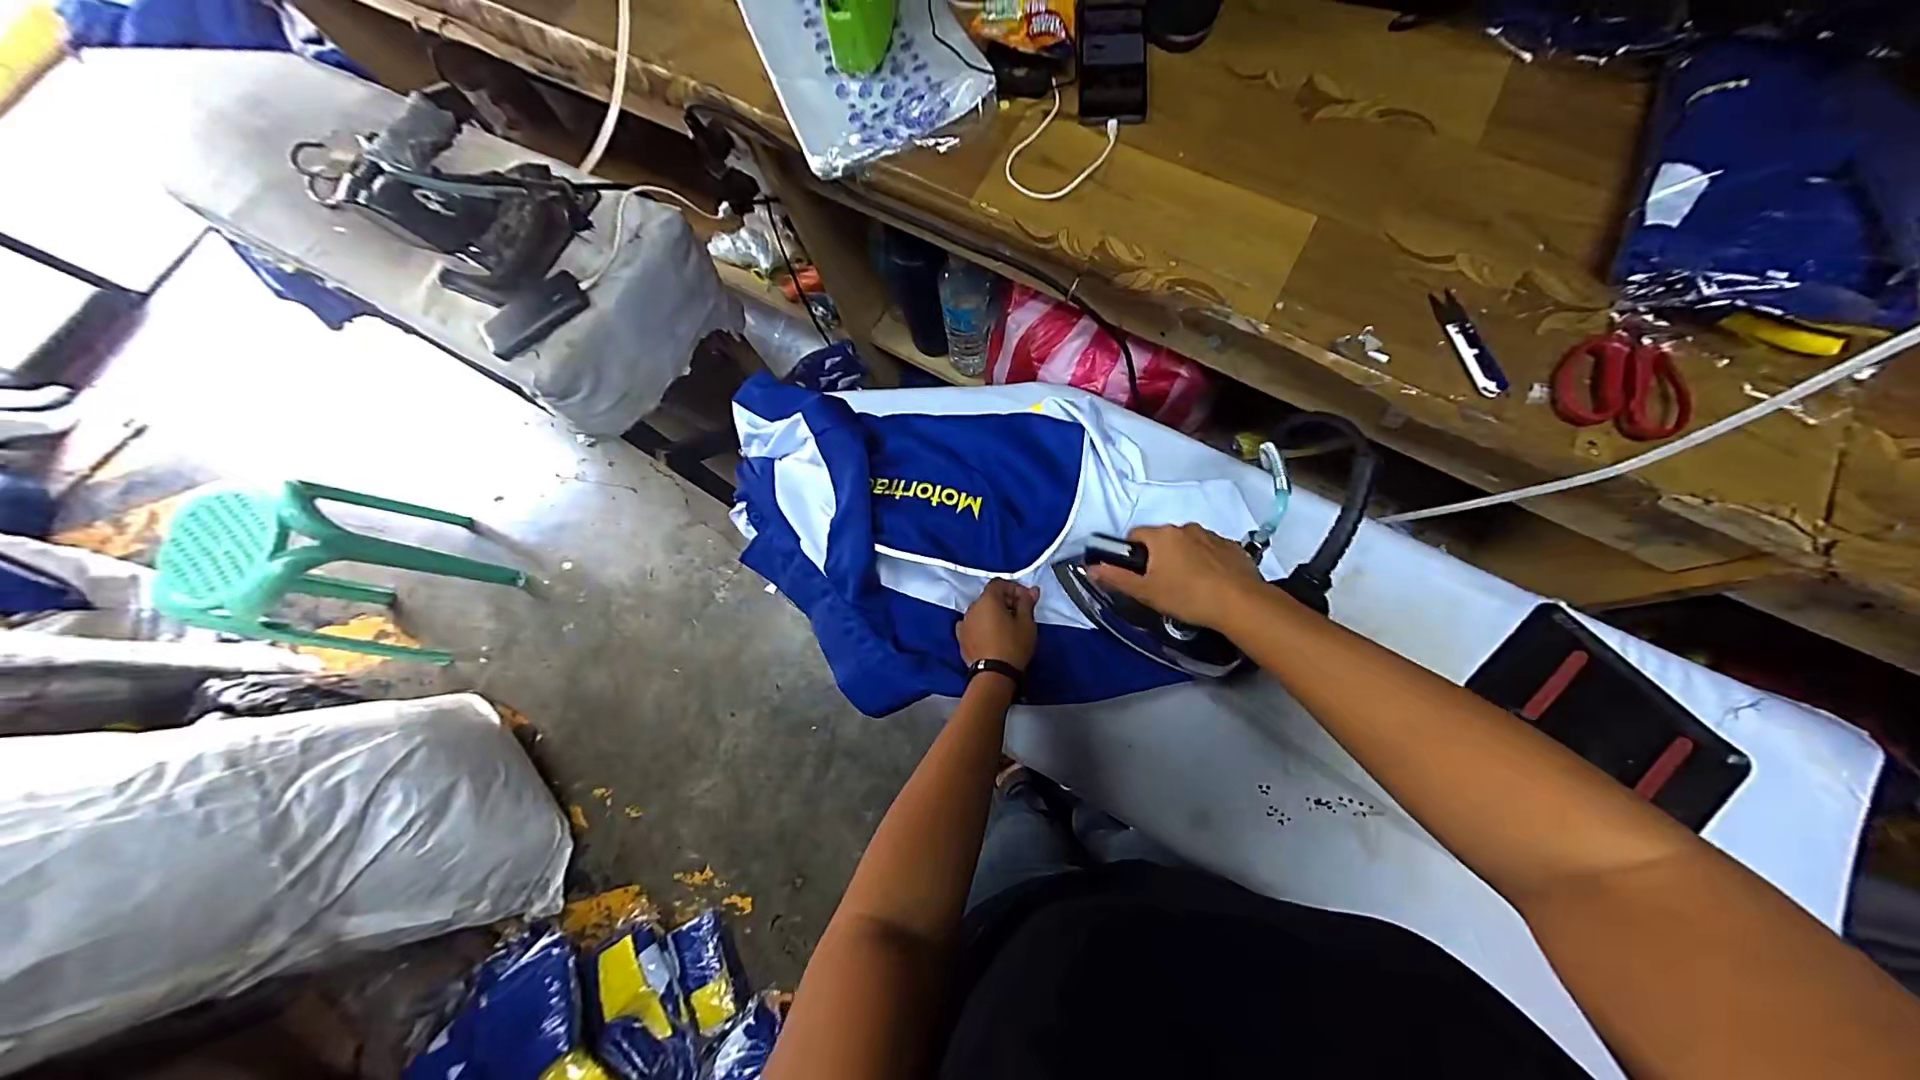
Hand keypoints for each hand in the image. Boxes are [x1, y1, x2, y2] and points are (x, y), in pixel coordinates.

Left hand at [957, 578, 1038, 669]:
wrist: (994, 675)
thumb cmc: (1013, 645)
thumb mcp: (1027, 623)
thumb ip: (1027, 603)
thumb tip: (1032, 590)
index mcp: (987, 600)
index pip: (999, 583)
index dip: (1014, 589)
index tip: (1026, 600)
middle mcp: (972, 608)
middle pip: (989, 597)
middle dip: (1005, 601)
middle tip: (1020, 614)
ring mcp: (964, 623)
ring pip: (980, 611)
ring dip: (993, 613)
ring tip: (1007, 626)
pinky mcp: (960, 638)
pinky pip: (972, 625)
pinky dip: (981, 625)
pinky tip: (990, 635)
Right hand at [1086, 524, 1265, 629]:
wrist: (1240, 603)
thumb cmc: (1187, 596)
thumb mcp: (1146, 592)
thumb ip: (1116, 578)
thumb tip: (1090, 568)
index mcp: (1161, 536)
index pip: (1135, 535)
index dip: (1132, 553)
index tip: (1137, 574)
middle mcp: (1185, 528)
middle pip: (1162, 539)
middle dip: (1159, 556)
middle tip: (1162, 584)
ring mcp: (1212, 535)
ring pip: (1188, 543)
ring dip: (1184, 557)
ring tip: (1189, 586)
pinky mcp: (1233, 547)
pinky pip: (1211, 550)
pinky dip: (1207, 562)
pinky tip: (1211, 583)